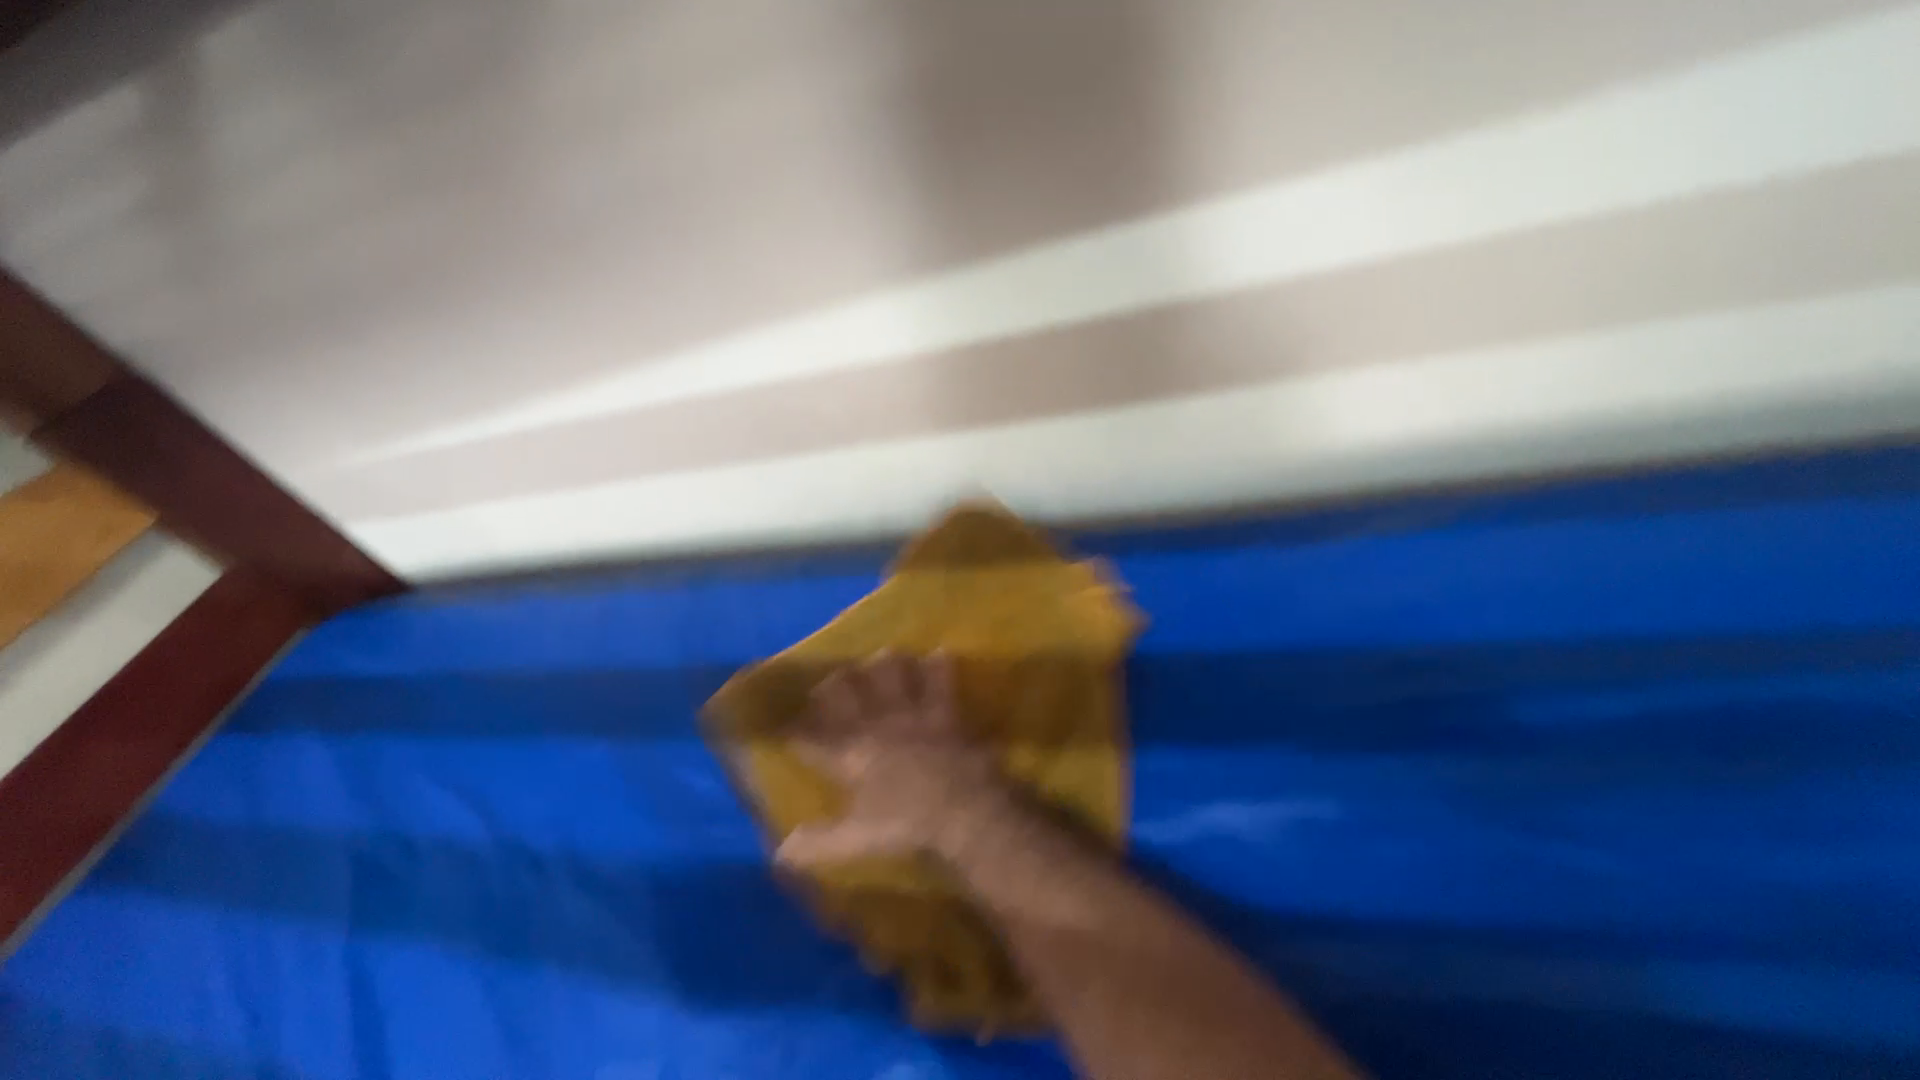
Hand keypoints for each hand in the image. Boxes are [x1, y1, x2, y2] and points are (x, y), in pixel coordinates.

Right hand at [777, 651, 1005, 866]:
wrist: (963, 808)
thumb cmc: (907, 827)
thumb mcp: (856, 840)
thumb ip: (817, 843)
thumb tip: (780, 852)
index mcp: (850, 758)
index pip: (812, 741)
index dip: (795, 731)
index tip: (784, 723)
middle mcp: (876, 728)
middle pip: (848, 696)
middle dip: (836, 684)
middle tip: (831, 676)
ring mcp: (913, 716)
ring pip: (892, 678)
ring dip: (886, 666)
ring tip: (882, 654)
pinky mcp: (946, 714)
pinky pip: (941, 684)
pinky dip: (940, 669)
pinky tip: (940, 653)